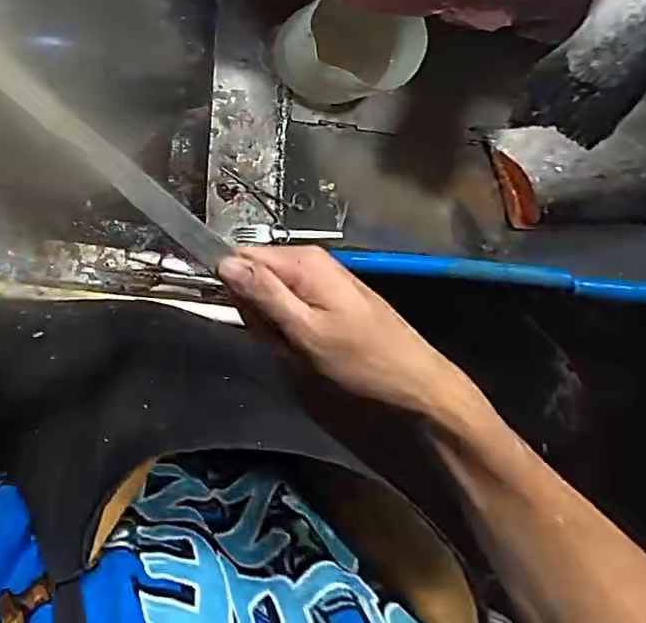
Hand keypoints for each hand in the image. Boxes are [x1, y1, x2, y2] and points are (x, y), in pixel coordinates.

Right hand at [218, 247, 478, 418]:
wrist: (423, 388)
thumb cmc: (363, 361)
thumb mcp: (306, 331)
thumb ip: (262, 293)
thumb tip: (222, 262)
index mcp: (302, 260)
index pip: (239, 258)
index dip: (236, 289)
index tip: (255, 321)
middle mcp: (309, 258)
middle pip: (253, 273)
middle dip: (256, 308)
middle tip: (280, 339)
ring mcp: (320, 275)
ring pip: (268, 290)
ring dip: (272, 320)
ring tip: (296, 345)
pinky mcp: (328, 293)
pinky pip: (287, 300)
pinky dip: (289, 323)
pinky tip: (306, 344)